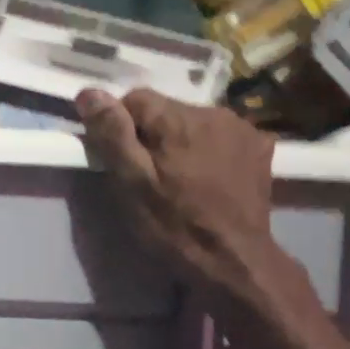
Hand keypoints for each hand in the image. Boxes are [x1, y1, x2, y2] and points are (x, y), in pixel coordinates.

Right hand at [75, 88, 306, 317]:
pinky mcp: (259, 148)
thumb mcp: (131, 182)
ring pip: (194, 122)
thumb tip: (90, 93)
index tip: (116, 157)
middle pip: (167, 109)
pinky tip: (202, 178)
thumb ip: (113, 134)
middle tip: (142, 173)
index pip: (136, 98)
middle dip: (149, 133)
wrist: (230, 255)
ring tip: (173, 178)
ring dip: (177, 141)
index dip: (118, 124)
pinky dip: (205, 149)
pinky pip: (220, 136)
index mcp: (179, 120)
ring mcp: (243, 129)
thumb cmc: (171, 223)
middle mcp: (216, 113)